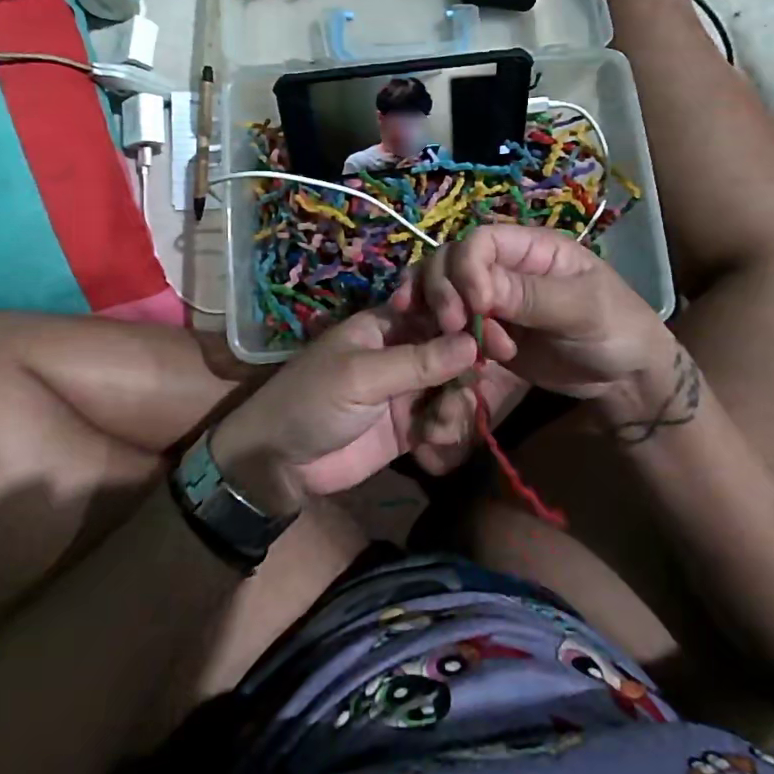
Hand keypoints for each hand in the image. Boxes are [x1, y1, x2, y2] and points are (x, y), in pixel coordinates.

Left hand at [211, 308, 478, 504]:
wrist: (277, 462)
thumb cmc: (311, 400)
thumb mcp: (362, 375)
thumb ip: (418, 361)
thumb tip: (472, 342)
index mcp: (385, 325)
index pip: (436, 311)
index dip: (468, 322)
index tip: (496, 341)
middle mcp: (401, 352)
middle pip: (452, 351)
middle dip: (466, 372)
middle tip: (469, 392)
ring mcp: (405, 391)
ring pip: (452, 388)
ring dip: (455, 406)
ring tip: (438, 427)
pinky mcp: (407, 427)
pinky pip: (442, 421)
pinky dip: (445, 431)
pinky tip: (430, 444)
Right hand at [393, 225, 676, 417]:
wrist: (624, 379)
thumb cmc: (616, 329)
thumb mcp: (583, 308)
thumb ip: (532, 295)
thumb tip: (479, 289)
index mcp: (530, 247)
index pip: (479, 241)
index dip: (467, 267)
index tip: (477, 303)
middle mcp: (503, 267)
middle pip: (449, 261)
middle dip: (444, 291)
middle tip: (454, 326)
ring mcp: (490, 300)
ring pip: (441, 291)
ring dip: (441, 314)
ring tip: (464, 344)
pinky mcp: (484, 331)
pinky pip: (450, 325)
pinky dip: (442, 335)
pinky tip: (457, 353)